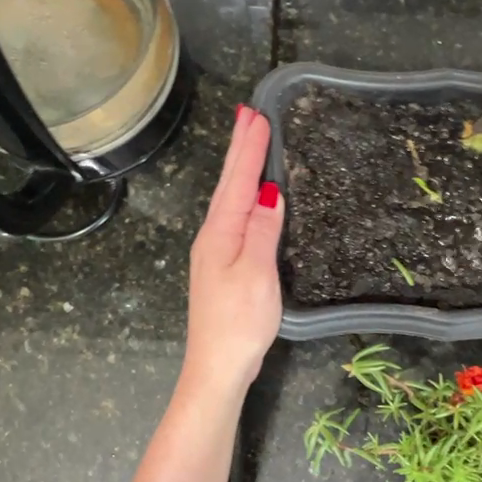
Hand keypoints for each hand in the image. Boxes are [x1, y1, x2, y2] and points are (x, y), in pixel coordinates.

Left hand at [183, 105, 282, 390]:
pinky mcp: (222, 267)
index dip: (249, 148)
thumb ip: (262, 230)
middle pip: (228, 185)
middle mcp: (213, 236)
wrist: (217, 367)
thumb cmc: (239, 322)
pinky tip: (248, 197)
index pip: (238, 181)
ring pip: (228, 199)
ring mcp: (215, 252)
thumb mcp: (256, 273)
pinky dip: (241, 195)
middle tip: (249, 114)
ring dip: (239, 169)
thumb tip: (268, 192)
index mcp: (220, 233)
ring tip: (248, 142)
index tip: (257, 114)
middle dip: (239, 150)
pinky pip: (233, 217)